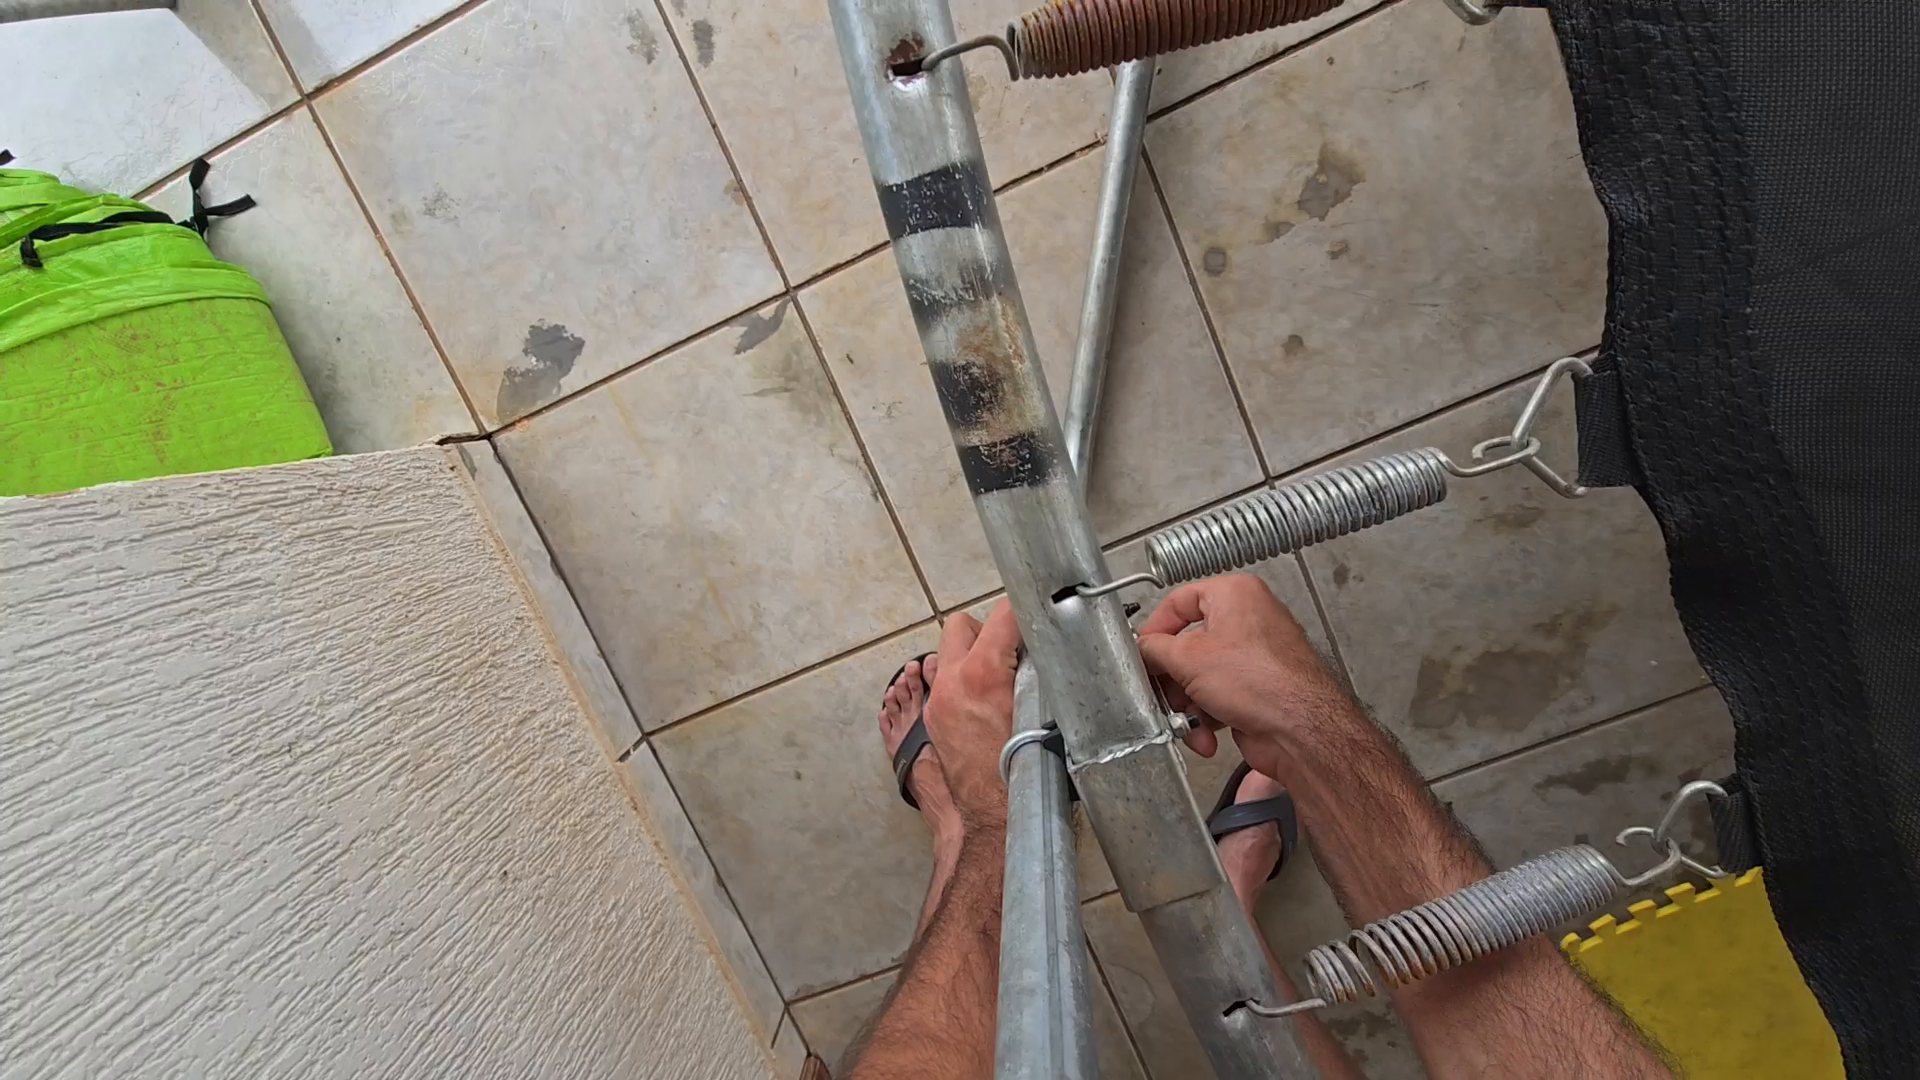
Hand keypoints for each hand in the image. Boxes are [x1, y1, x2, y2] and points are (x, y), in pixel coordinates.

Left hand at [924, 599, 1020, 829]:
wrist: (995, 815)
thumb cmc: (1027, 769)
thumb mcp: (1045, 711)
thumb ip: (1040, 669)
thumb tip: (1043, 642)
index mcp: (982, 674)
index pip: (1002, 614)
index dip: (1024, 610)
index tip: (1036, 614)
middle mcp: (951, 680)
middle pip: (962, 624)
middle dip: (989, 629)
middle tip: (1014, 649)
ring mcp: (936, 699)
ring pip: (949, 652)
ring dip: (973, 653)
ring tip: (1001, 676)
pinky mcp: (932, 716)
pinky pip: (944, 680)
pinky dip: (964, 678)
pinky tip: (987, 699)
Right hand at [1136, 575, 1362, 780]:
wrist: (1302, 733)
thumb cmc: (1262, 682)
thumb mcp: (1187, 658)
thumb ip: (1154, 649)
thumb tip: (1142, 650)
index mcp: (1235, 594)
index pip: (1178, 602)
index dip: (1155, 628)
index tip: (1142, 651)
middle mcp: (1247, 620)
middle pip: (1187, 645)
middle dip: (1171, 678)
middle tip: (1161, 694)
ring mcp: (1253, 657)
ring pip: (1199, 676)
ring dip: (1186, 704)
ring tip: (1186, 721)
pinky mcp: (1256, 689)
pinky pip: (1216, 697)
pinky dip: (1206, 717)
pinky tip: (1205, 735)